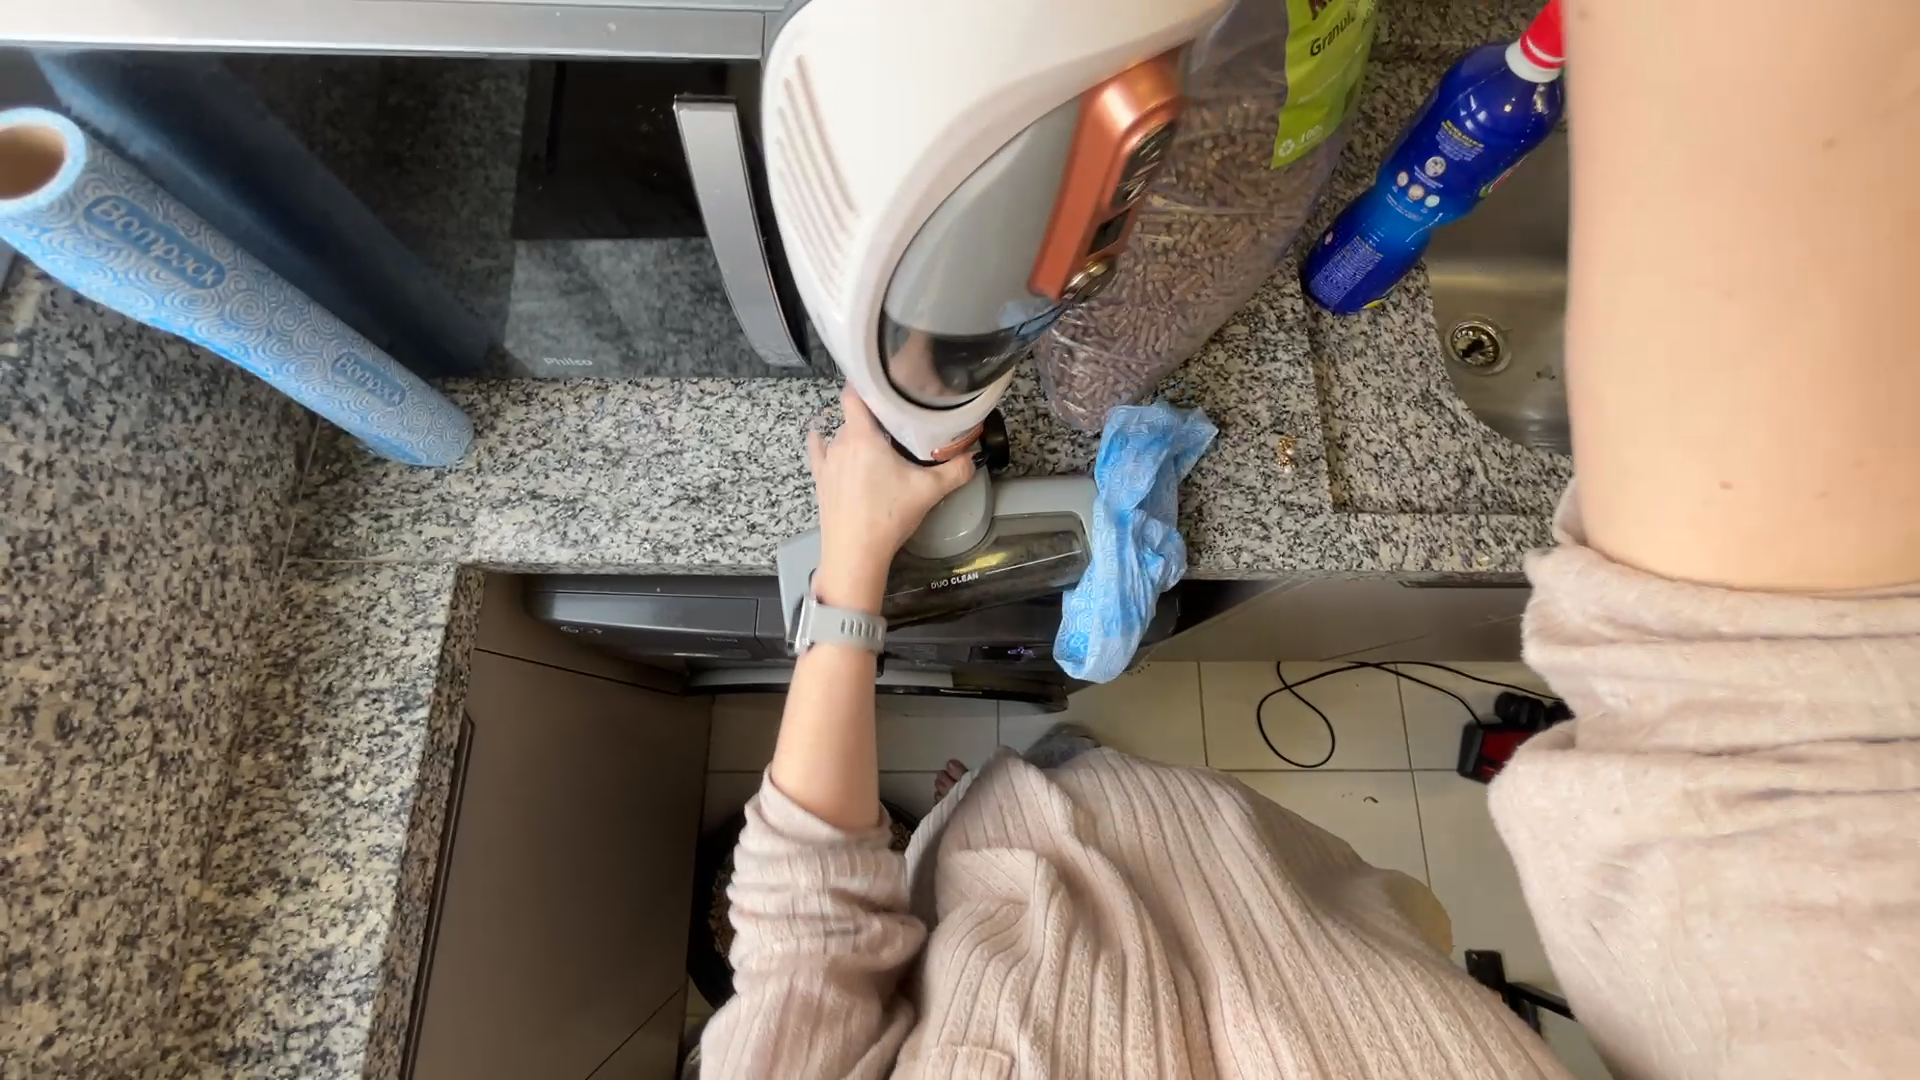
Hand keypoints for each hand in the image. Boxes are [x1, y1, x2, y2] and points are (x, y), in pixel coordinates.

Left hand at [807, 386, 974, 610]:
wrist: (854, 554)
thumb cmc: (887, 517)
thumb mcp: (928, 492)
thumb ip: (954, 471)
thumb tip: (973, 459)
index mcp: (862, 437)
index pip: (855, 394)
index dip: (868, 383)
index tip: (885, 382)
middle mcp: (839, 443)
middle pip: (853, 416)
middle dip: (874, 416)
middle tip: (896, 420)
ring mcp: (827, 462)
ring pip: (840, 434)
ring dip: (856, 434)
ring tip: (877, 440)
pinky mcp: (821, 480)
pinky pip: (820, 451)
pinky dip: (826, 443)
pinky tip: (826, 439)